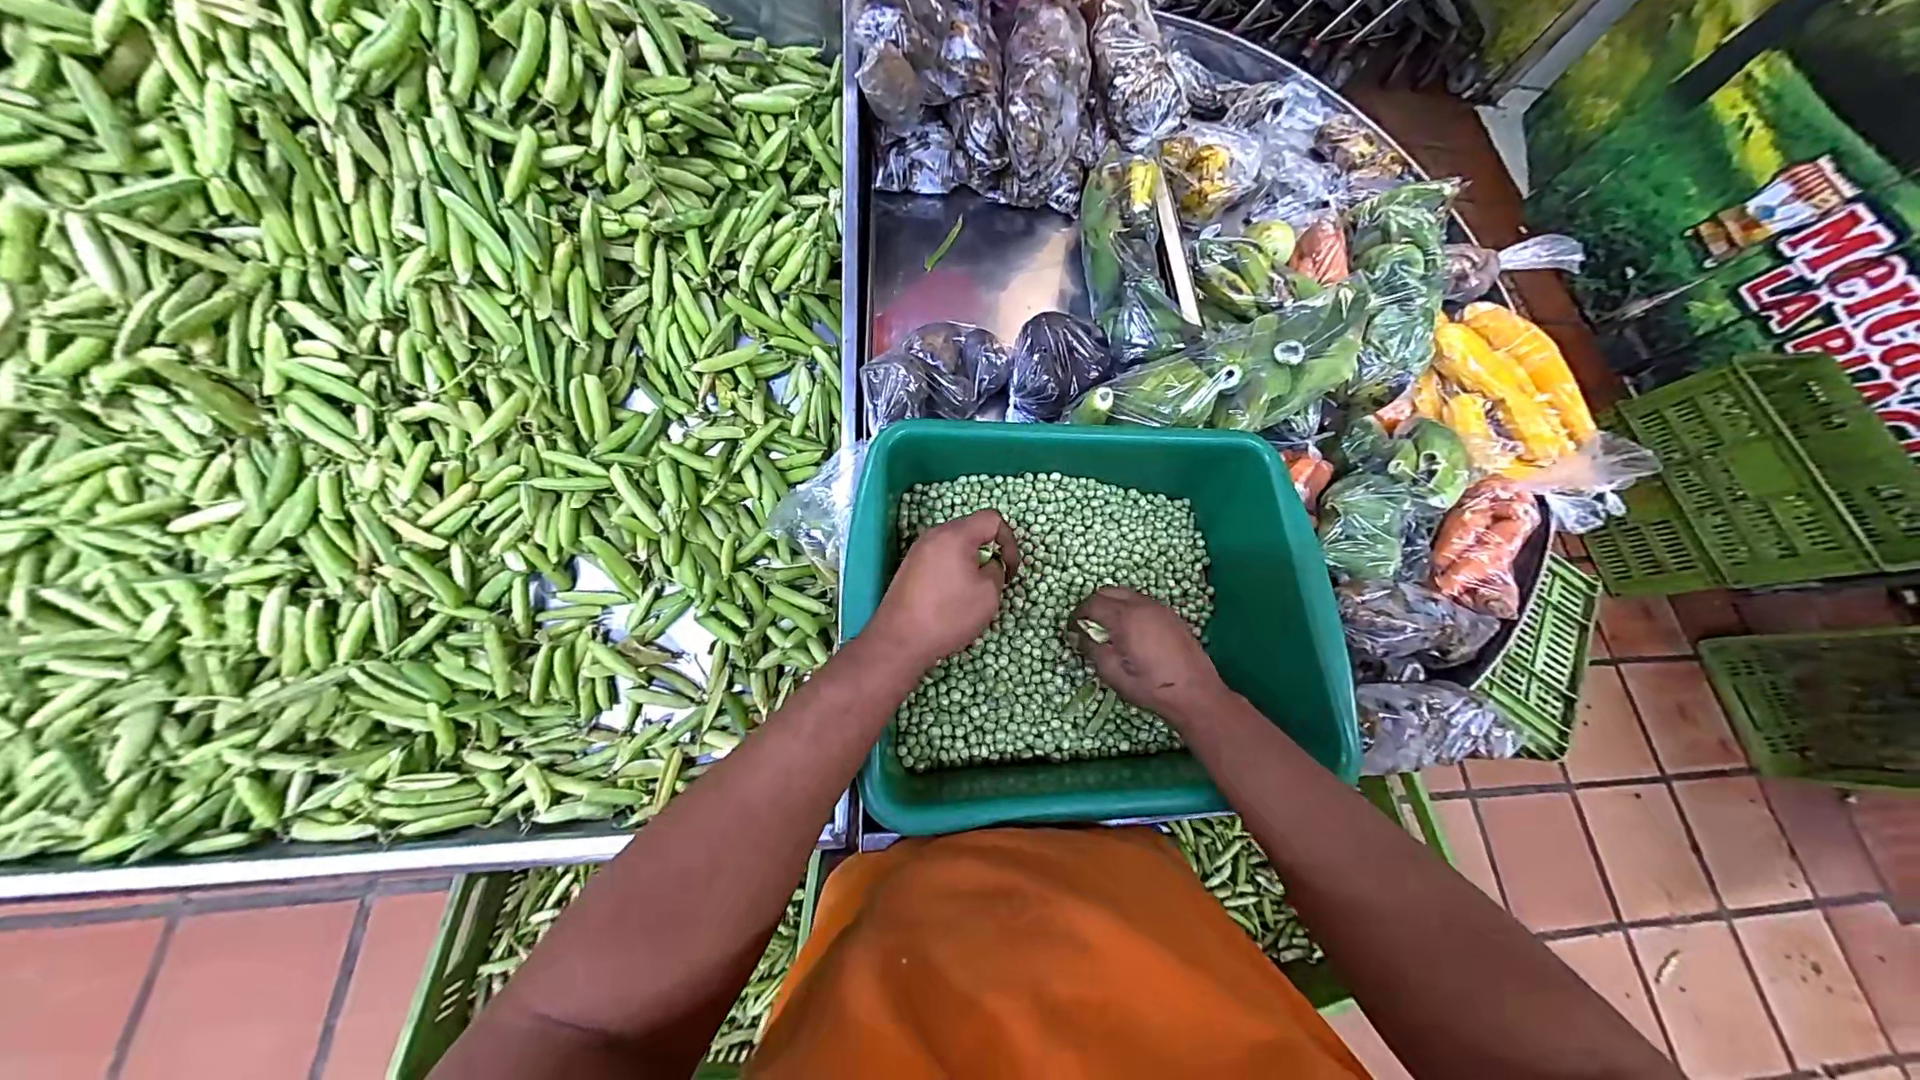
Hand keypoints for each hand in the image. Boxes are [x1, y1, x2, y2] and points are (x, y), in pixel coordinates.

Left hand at [866, 509, 1018, 668]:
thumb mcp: (988, 595)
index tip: (1009, 570)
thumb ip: (997, 571)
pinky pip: (940, 558)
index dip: (1009, 541)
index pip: (992, 519)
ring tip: (974, 590)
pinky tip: (952, 597)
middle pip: (972, 529)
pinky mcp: (909, 567)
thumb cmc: (948, 615)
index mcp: (955, 535)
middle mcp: (934, 535)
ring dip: (971, 561)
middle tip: (995, 579)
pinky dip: (953, 570)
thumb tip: (990, 564)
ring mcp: (918, 550)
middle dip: (990, 550)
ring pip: (955, 545)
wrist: (900, 640)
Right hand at [1069, 587, 1229, 721]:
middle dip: (1093, 605)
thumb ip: (1092, 648)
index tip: (1072, 629)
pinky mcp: (1171, 616)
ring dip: (1112, 605)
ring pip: (1126, 595)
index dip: (1077, 615)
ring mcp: (1159, 608)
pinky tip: (1131, 633)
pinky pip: (1142, 603)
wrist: (1195, 693)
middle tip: (1087, 627)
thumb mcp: (1112, 673)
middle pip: (1108, 592)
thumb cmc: (1150, 687)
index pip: (1092, 603)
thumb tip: (1081, 635)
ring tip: (1108, 630)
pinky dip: (1129, 609)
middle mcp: (1142, 605)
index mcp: (1125, 617)